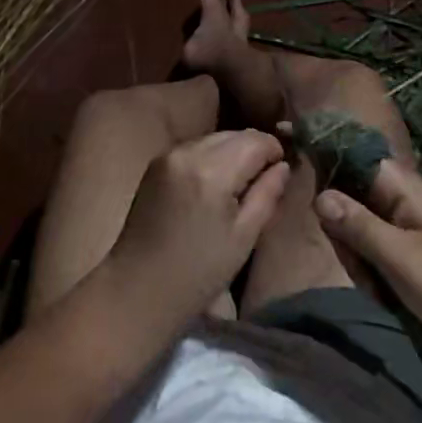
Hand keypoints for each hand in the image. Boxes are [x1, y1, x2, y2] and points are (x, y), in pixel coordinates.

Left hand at [106, 131, 289, 323]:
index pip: (255, 141)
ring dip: (231, 151)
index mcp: (212, 172)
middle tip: (264, 178)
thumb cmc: (198, 273)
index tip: (281, 170)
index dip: (274, 150)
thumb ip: (267, 195)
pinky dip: (209, 157)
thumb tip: (283, 166)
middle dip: (253, 149)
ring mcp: (168, 154)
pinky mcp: (156, 162)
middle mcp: (188, 152)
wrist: (138, 287)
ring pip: (213, 138)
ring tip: (238, 183)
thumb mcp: (243, 238)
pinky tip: (212, 184)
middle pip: (233, 134)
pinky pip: (194, 147)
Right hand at [315, 160, 421, 343]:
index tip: (323, 216)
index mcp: (398, 183)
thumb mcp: (397, 257)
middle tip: (358, 267)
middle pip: (346, 195)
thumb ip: (356, 224)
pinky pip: (369, 242)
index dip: (329, 178)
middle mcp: (397, 192)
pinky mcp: (403, 240)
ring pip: (355, 222)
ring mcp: (400, 216)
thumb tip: (318, 196)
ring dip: (356, 255)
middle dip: (344, 232)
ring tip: (374, 286)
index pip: (349, 157)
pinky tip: (380, 290)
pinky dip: (369, 265)